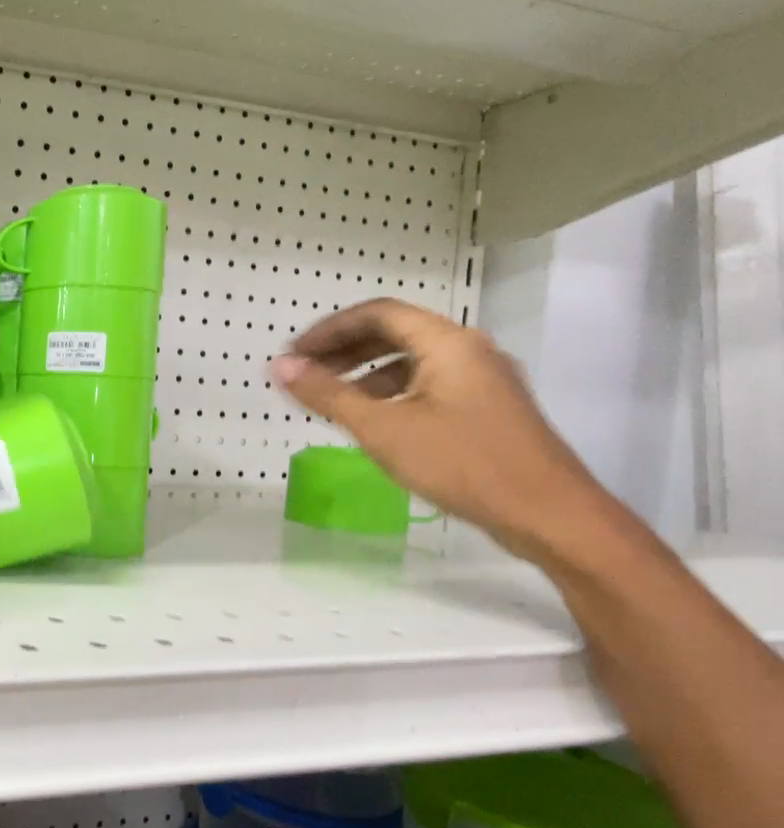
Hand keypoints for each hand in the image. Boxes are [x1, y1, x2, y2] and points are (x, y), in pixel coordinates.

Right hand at [272, 298, 608, 556]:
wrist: (548, 514)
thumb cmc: (461, 463)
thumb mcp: (382, 428)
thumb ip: (327, 394)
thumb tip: (279, 365)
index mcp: (448, 343)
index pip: (377, 313)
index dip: (328, 329)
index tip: (292, 354)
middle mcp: (469, 350)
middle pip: (395, 332)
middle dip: (343, 349)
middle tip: (303, 373)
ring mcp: (483, 379)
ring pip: (412, 360)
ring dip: (364, 371)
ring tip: (329, 398)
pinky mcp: (486, 407)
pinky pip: (428, 383)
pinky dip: (390, 391)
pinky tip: (371, 420)